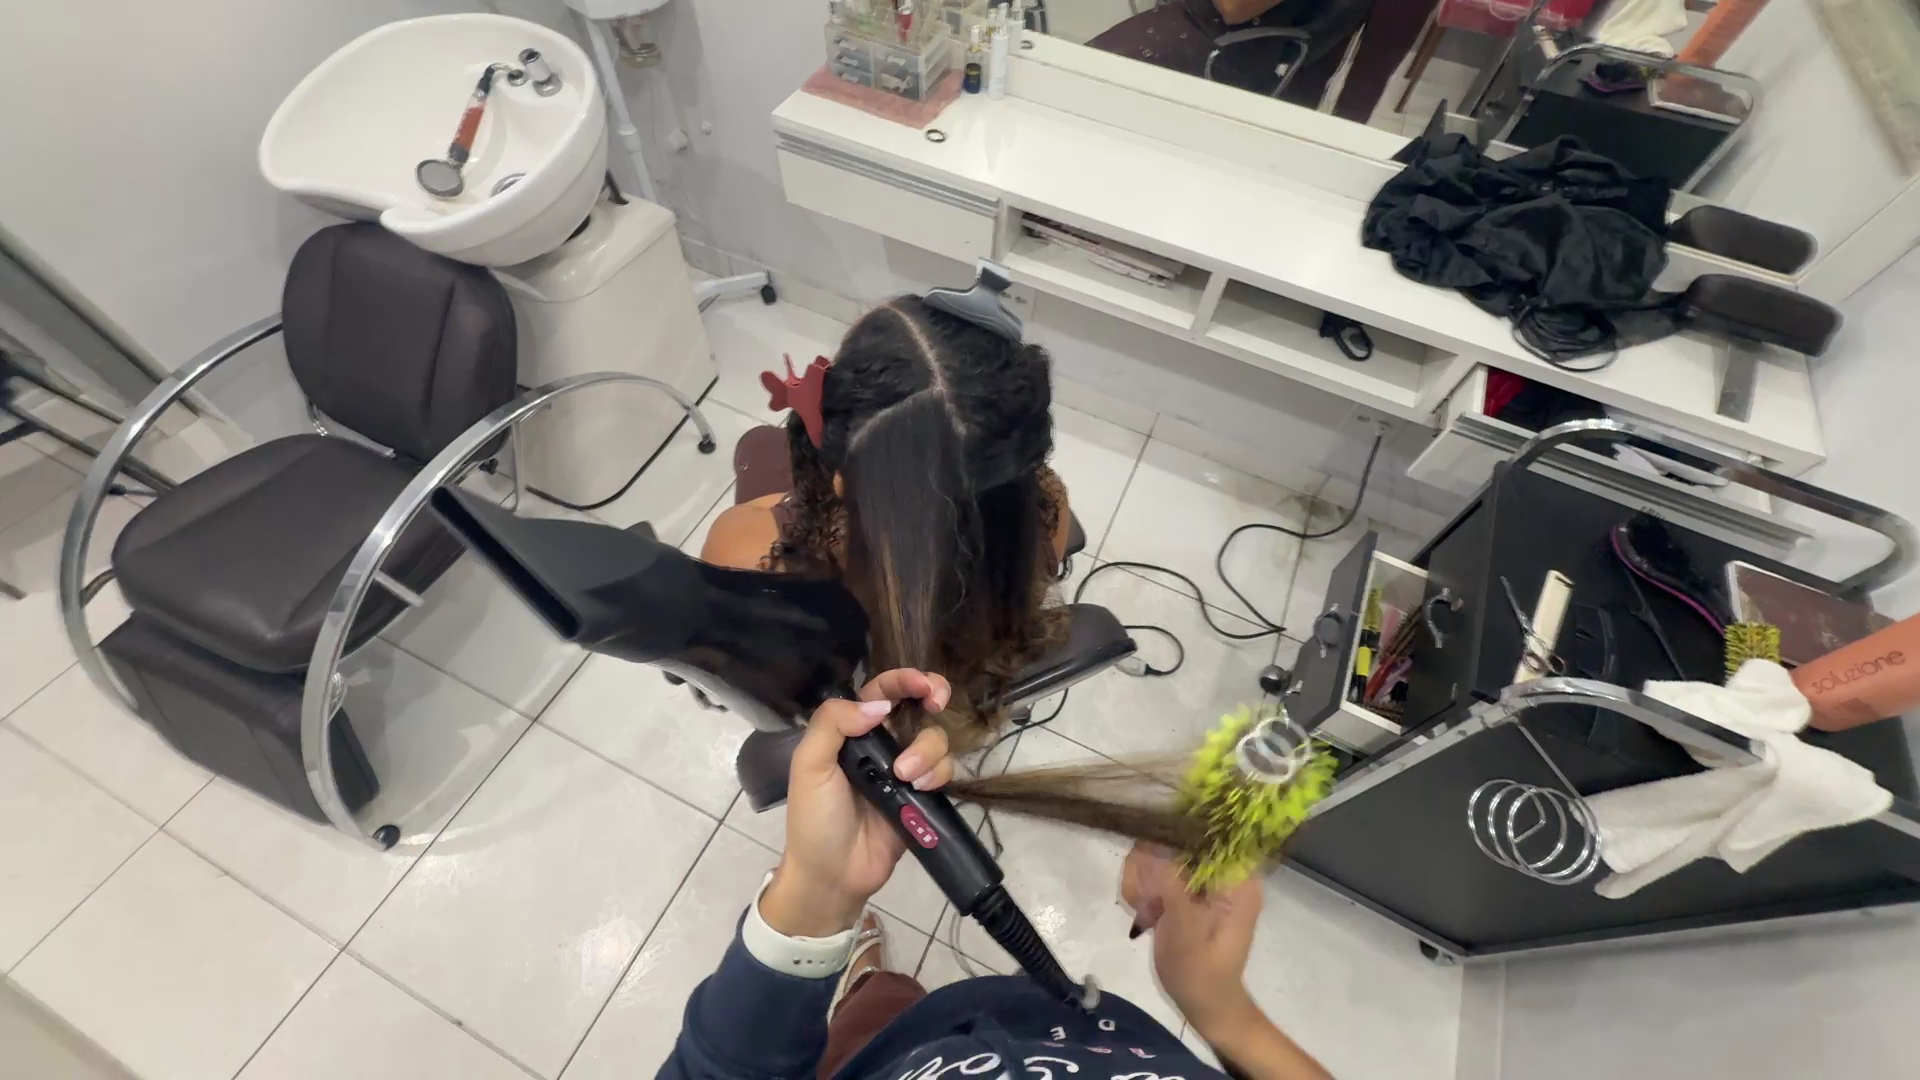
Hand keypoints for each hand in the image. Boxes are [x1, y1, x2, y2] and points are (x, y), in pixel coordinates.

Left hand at [759, 670, 954, 937]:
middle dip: (933, 693)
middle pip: (917, 704)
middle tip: (937, 701)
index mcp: (851, 730)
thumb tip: (880, 707)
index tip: (922, 685)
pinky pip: (942, 770)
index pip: (881, 692)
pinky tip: (919, 789)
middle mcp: (881, 743)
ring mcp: (904, 769)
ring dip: (926, 750)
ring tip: (905, 776)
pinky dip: (936, 773)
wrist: (832, 876)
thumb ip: (833, 723)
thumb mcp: (809, 765)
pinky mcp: (922, 795)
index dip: (904, 679)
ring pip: (934, 738)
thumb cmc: (814, 818)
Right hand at [1122, 843, 1262, 1037]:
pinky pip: (1151, 864)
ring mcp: (1200, 873)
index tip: (1149, 863)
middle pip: (1173, 835)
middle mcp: (1220, 867)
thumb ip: (1171, 884)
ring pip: (1156, 848)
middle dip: (1148, 865)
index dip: (1170, 835)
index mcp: (1235, 876)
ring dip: (1141, 877)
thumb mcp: (1185, 931)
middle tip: (1143, 899)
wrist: (1204, 1004)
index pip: (1202, 831)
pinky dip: (1140, 885)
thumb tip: (1152, 844)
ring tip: (1144, 909)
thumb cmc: (1201, 973)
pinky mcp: (1184, 881)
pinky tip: (1144, 911)